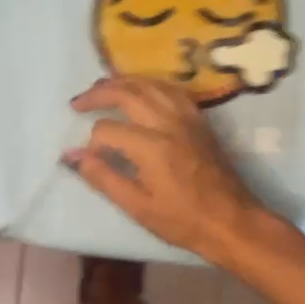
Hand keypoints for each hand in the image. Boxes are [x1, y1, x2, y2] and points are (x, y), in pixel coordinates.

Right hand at [63, 76, 272, 264]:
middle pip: (127, 93)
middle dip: (97, 94)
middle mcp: (169, 124)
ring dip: (122, 81)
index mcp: (151, 147)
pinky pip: (171, 90)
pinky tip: (140, 89)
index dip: (91, 142)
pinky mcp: (199, 120)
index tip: (88, 159)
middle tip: (77, 102)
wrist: (232, 221)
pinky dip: (150, 84)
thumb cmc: (182, 220)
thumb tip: (72, 156)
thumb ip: (102, 176)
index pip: (107, 129)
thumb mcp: (136, 205)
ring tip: (102, 87)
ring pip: (150, 84)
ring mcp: (187, 119)